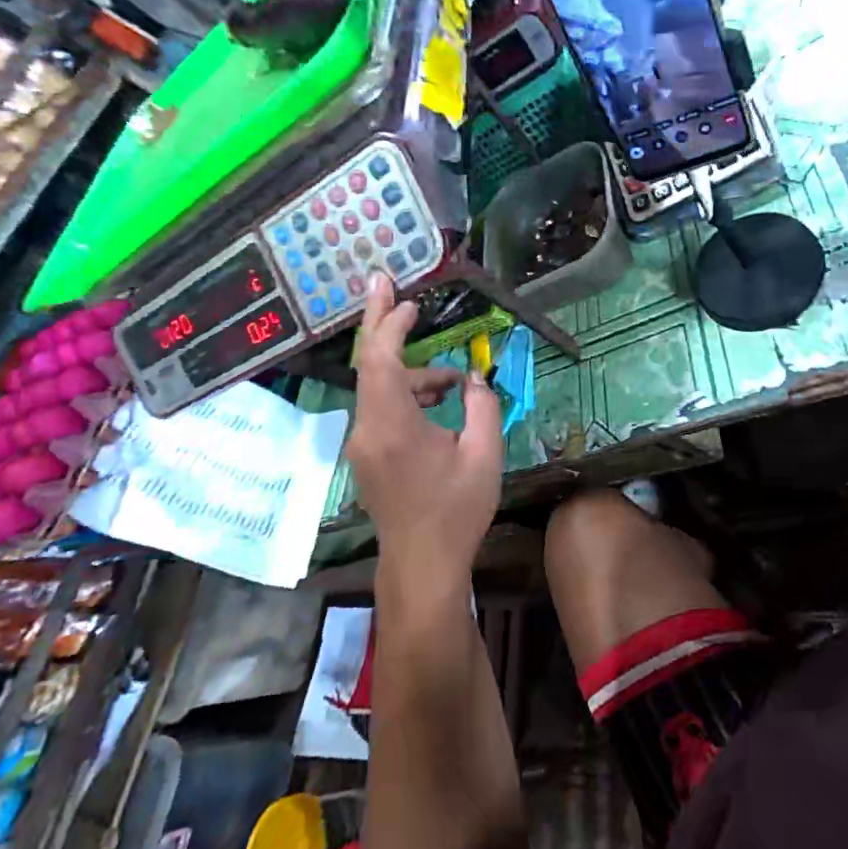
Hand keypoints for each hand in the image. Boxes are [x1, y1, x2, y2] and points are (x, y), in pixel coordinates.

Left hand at [347, 274, 504, 577]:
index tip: (406, 299)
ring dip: (416, 376)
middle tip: (387, 285)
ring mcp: (363, 444)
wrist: (423, 563)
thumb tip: (474, 379)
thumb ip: (482, 406)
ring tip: (456, 385)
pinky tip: (441, 407)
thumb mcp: (485, 454)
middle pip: (371, 365)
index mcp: (393, 425)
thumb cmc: (457, 510)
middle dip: (382, 323)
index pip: (381, 360)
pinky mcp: (368, 456)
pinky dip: (410, 397)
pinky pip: (385, 410)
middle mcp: (368, 429)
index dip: (390, 324)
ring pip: (383, 390)